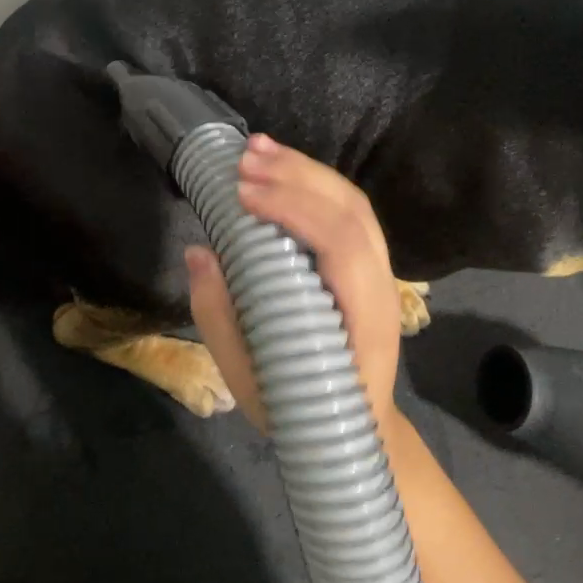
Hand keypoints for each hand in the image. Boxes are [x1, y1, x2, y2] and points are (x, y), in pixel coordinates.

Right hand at [186, 134, 403, 433]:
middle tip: (243, 159)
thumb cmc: (300, 412)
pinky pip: (349, 214)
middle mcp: (382, 288)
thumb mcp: (250, 381)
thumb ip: (222, 320)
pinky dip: (314, 185)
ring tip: (257, 149)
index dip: (294, 210)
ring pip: (354, 205)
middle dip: (297, 177)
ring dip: (306, 171)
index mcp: (362, 319)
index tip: (242, 195)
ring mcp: (382, 274)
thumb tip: (199, 255)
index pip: (341, 244)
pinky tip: (281, 172)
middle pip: (353, 212)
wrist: (355, 432)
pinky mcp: (369, 268)